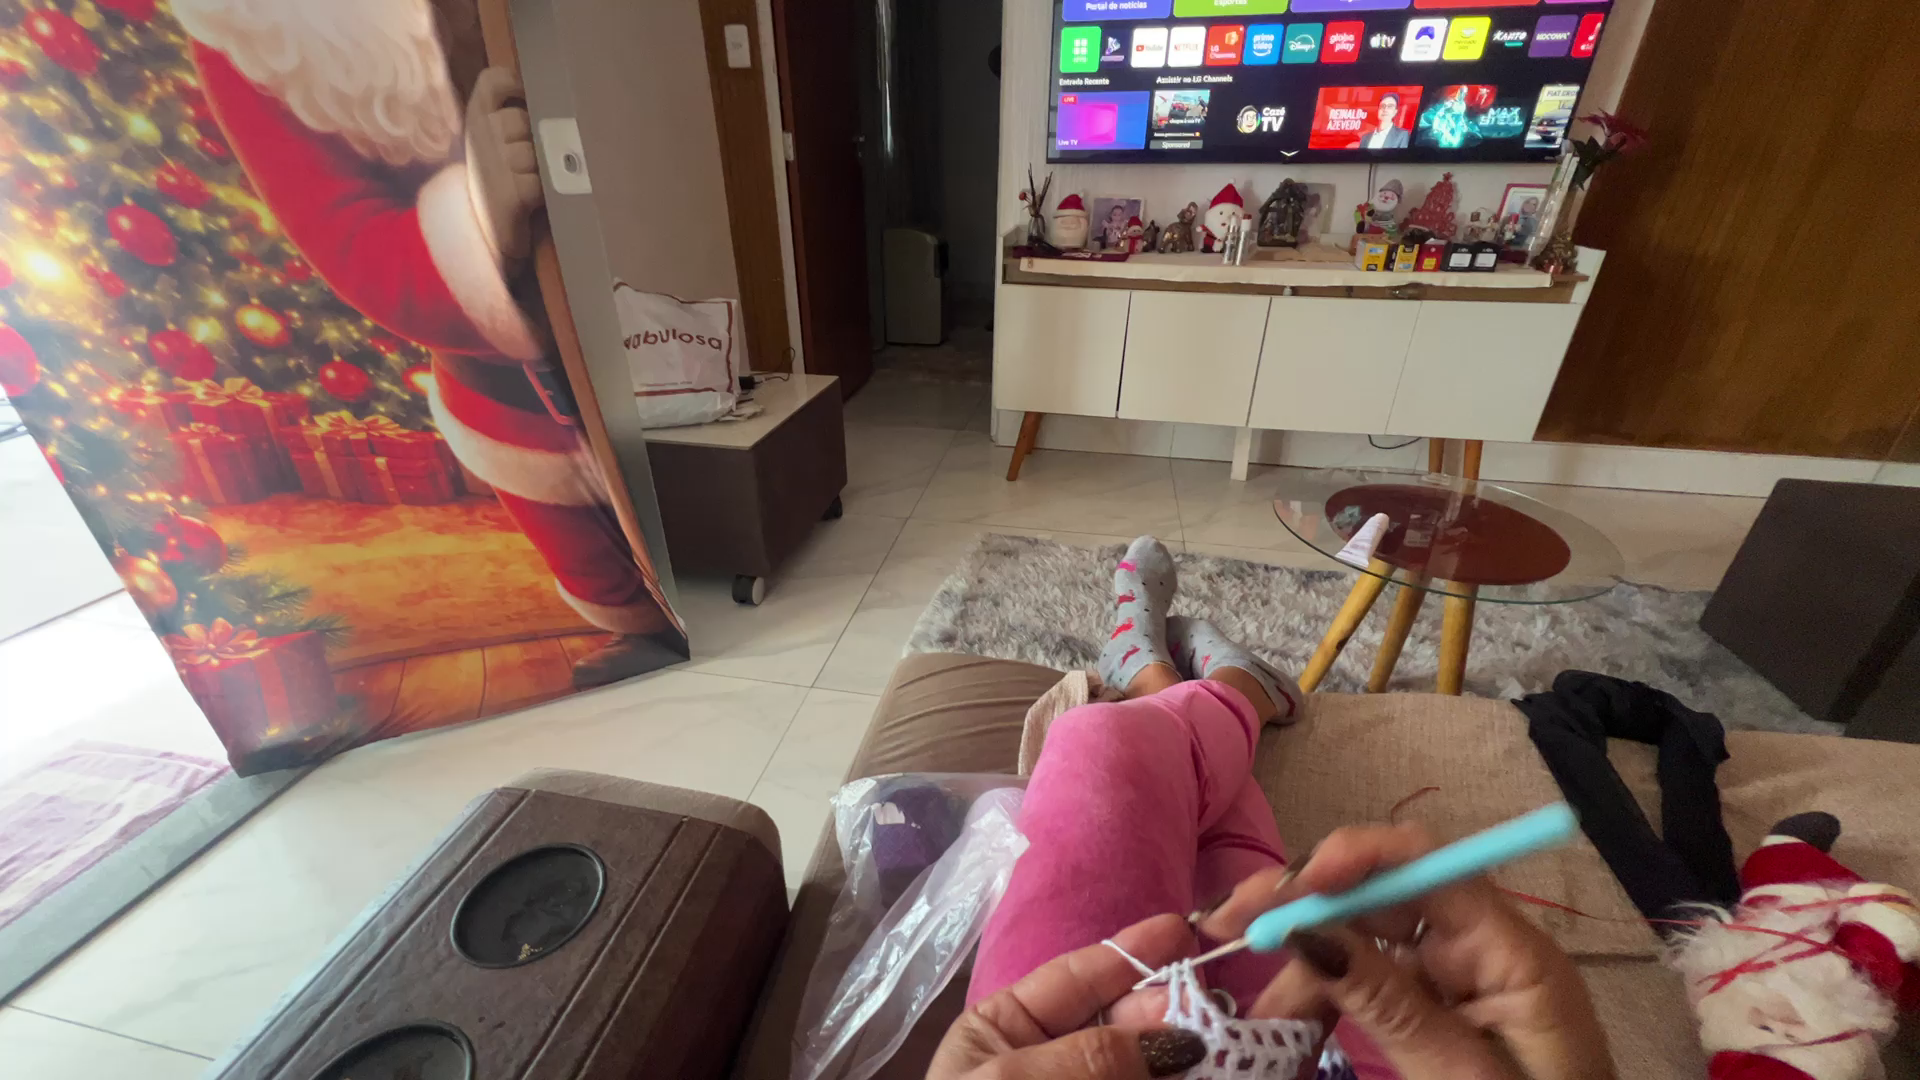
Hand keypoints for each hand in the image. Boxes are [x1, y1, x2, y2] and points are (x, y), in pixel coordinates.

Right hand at [465, 67, 542, 261]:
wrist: (488, 232)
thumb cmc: (501, 183)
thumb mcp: (498, 144)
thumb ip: (514, 119)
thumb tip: (553, 104)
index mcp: (477, 118)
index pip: (494, 81)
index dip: (515, 83)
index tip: (531, 96)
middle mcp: (481, 136)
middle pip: (523, 120)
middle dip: (537, 139)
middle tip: (534, 163)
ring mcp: (494, 165)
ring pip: (535, 152)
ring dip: (544, 169)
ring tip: (536, 183)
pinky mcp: (512, 195)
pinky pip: (543, 182)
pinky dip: (547, 192)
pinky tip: (538, 200)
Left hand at [926, 914, 1206, 1079]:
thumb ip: (1087, 1058)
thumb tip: (1172, 1032)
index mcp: (1006, 1029)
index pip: (1076, 978)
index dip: (1128, 953)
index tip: (1180, 930)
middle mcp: (1047, 1063)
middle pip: (1116, 1025)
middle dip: (1164, 1011)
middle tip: (1218, 1004)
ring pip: (1137, 1070)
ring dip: (1179, 1059)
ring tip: (1227, 1048)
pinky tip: (1207, 1077)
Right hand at [1201, 825, 1614, 1079]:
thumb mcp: (1458, 1078)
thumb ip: (1383, 1002)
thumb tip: (1302, 930)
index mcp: (1506, 948)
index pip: (1423, 860)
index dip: (1351, 856)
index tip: (1292, 887)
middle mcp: (1471, 938)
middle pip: (1370, 888)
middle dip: (1296, 901)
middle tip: (1227, 922)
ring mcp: (1444, 964)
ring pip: (1351, 927)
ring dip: (1293, 953)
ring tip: (1245, 988)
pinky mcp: (1424, 992)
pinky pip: (1356, 969)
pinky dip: (1314, 988)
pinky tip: (1278, 1014)